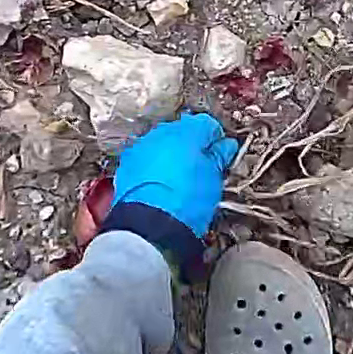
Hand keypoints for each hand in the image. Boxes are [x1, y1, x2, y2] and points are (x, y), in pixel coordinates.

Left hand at [112, 113, 239, 237]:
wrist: (150, 229)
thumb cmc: (184, 204)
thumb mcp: (214, 178)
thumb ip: (220, 156)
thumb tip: (225, 147)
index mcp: (187, 132)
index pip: (208, 125)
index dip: (217, 141)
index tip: (220, 155)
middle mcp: (162, 134)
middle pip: (184, 132)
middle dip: (193, 147)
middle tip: (203, 169)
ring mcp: (142, 148)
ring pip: (163, 145)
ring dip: (172, 157)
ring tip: (182, 182)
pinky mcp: (127, 166)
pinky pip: (146, 160)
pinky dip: (154, 169)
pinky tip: (163, 187)